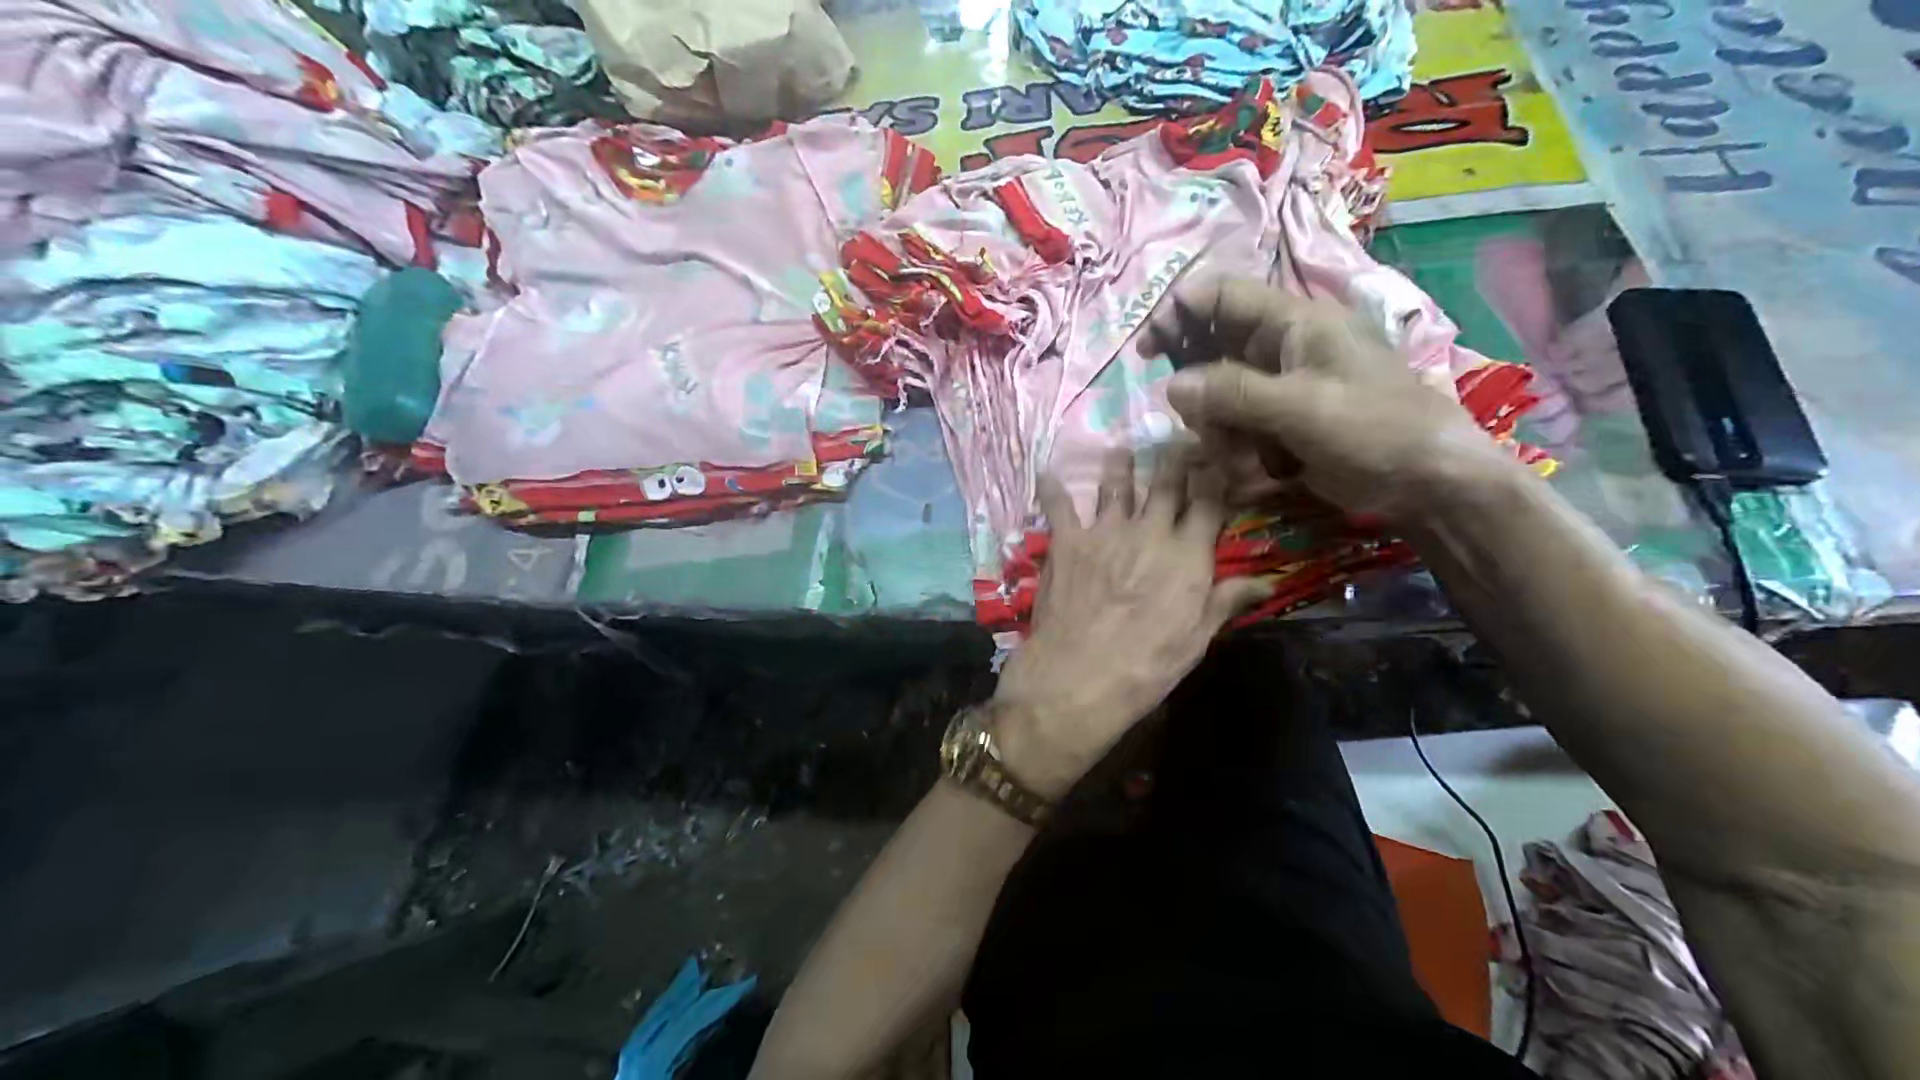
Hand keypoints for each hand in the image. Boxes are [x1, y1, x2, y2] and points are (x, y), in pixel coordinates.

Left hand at [990, 448, 1269, 798]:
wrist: (1081, 674)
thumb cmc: (1148, 664)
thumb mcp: (1197, 637)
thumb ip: (1227, 600)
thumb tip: (1267, 581)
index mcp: (1188, 554)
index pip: (1210, 502)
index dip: (1217, 475)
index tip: (1219, 454)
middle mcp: (1149, 531)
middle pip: (1166, 484)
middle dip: (1175, 458)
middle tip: (1177, 438)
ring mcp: (1105, 532)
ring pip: (1116, 486)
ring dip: (1121, 464)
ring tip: (1122, 446)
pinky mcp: (1067, 541)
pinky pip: (1059, 505)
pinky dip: (1053, 487)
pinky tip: (1046, 471)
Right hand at [1142, 277, 1515, 521]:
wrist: (1427, 480)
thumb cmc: (1375, 428)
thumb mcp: (1302, 407)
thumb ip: (1233, 393)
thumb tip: (1171, 386)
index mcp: (1294, 321)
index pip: (1220, 294)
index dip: (1178, 311)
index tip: (1147, 350)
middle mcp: (1280, 346)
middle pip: (1209, 347)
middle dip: (1196, 387)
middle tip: (1199, 422)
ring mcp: (1278, 385)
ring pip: (1215, 392)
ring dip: (1213, 424)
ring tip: (1235, 454)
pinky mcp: (1279, 419)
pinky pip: (1232, 421)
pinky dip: (1230, 443)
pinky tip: (1250, 466)